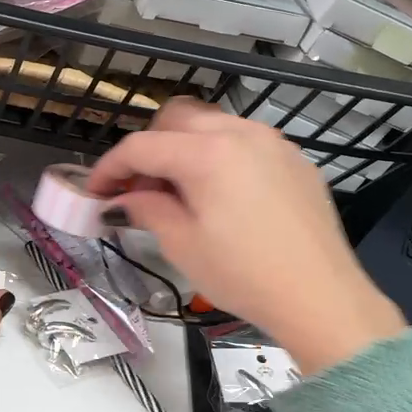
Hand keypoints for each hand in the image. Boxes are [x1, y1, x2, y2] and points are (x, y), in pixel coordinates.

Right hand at [87, 99, 406, 373]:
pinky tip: (216, 199)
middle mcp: (240, 133)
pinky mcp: (293, 160)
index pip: (141, 146)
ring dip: (183, 150)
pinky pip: (243, 143)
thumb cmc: (241, 274)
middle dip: (148, 148)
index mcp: (206, 153)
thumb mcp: (181, 244)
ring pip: (212, 125)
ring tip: (176, 195)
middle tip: (136, 191)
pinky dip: (217, 158)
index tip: (93, 193)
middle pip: (176, 117)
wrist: (318, 294)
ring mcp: (273, 142)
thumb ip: (146, 209)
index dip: (108, 168)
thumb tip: (120, 200)